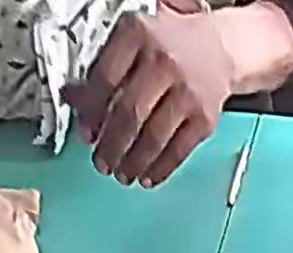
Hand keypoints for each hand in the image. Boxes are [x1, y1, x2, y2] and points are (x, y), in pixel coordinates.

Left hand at [64, 3, 231, 188]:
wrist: (216, 51)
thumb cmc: (168, 48)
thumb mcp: (131, 42)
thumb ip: (103, 67)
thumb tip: (75, 101)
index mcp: (136, 35)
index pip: (105, 80)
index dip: (91, 112)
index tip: (86, 134)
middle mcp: (163, 62)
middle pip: (130, 112)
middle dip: (112, 145)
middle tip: (102, 164)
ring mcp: (187, 93)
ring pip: (154, 136)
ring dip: (135, 162)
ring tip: (124, 174)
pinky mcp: (204, 119)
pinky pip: (179, 150)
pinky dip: (162, 168)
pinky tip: (149, 177)